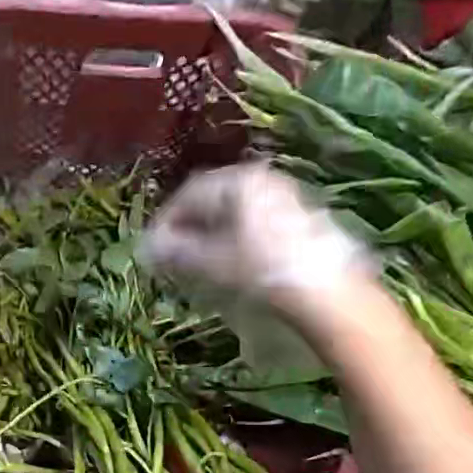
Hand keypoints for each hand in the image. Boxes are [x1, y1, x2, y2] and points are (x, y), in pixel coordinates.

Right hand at [142, 163, 372, 320]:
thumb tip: (146, 248)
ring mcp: (284, 197)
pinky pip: (254, 223)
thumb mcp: (211, 262)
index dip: (166, 220)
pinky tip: (230, 265)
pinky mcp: (299, 219)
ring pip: (234, 213)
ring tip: (197, 265)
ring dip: (210, 235)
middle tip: (172, 257)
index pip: (189, 193)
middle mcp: (263, 180)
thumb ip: (176, 252)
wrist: (325, 292)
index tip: (153, 247)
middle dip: (188, 228)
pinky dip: (234, 239)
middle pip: (212, 201)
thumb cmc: (262, 270)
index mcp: (238, 182)